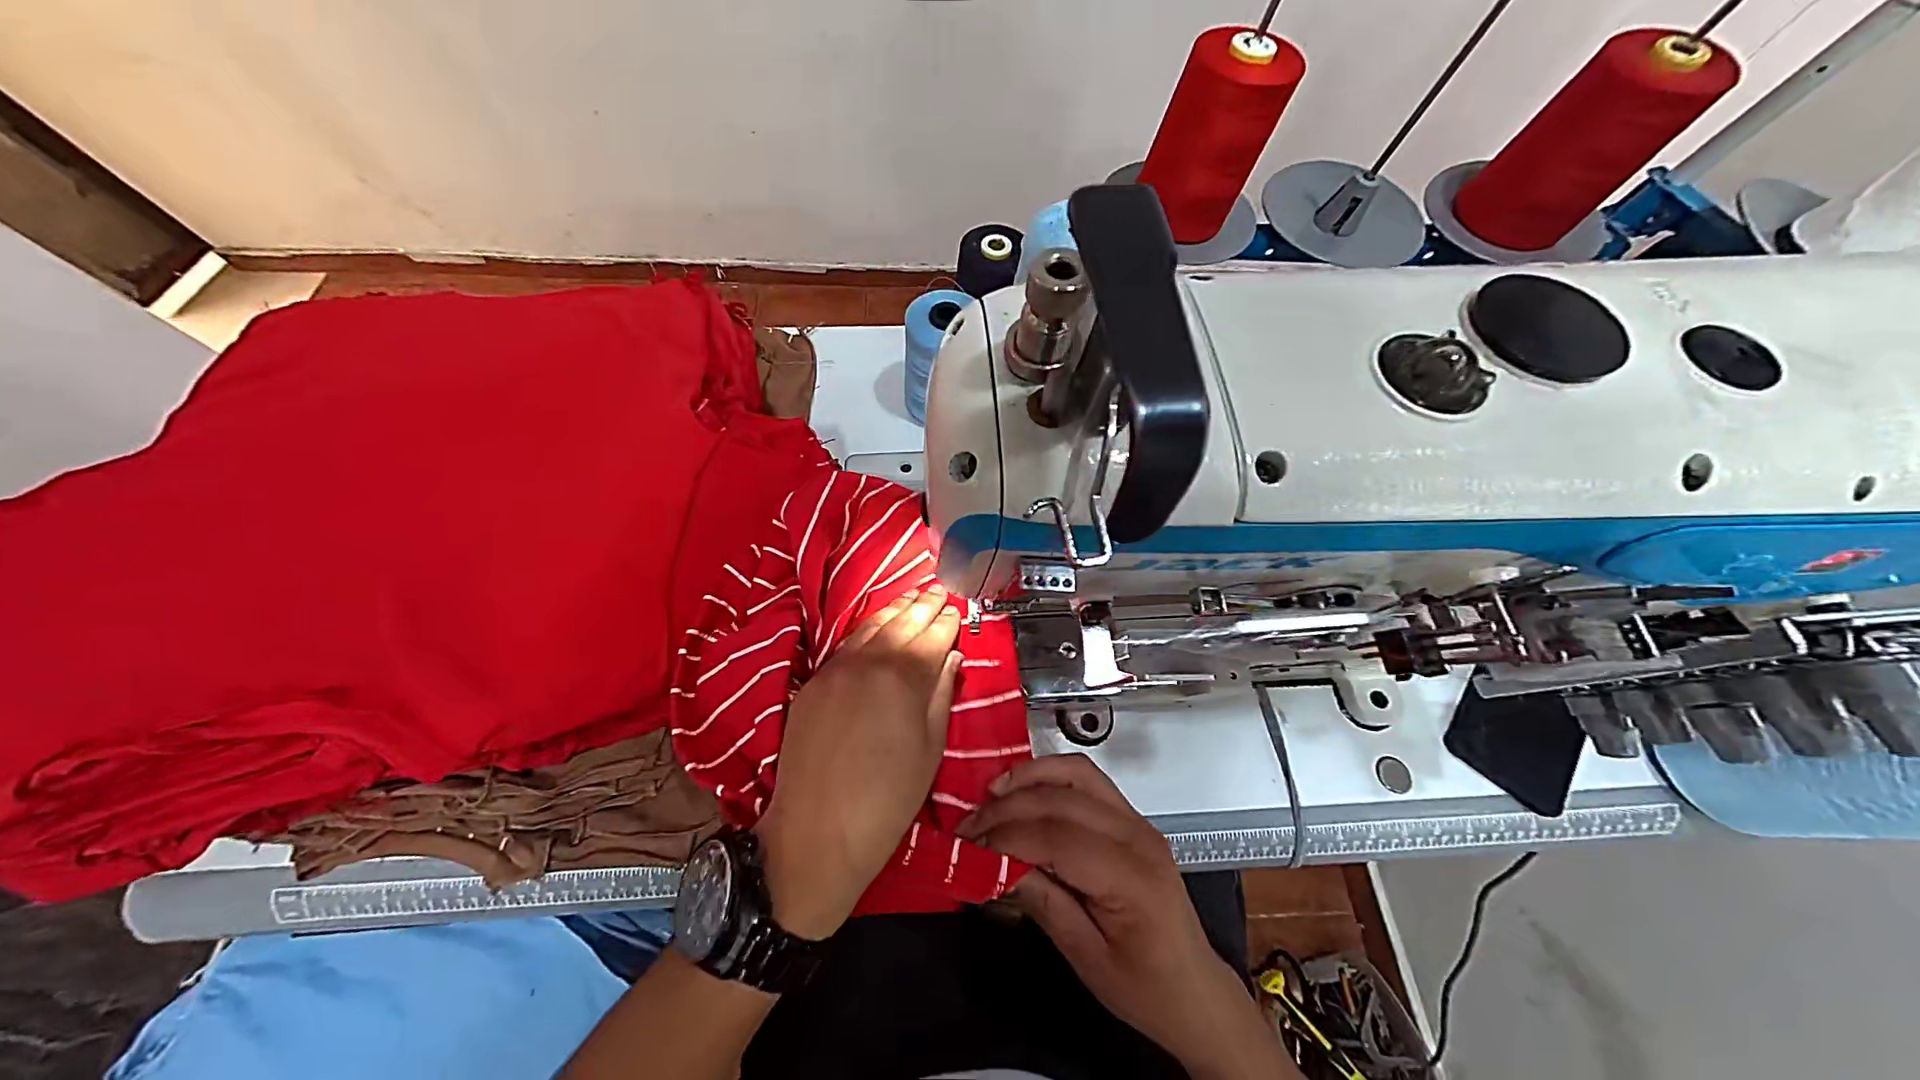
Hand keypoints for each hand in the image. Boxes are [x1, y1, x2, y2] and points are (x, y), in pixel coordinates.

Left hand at [755, 586, 961, 939]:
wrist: (817, 831)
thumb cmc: (886, 800)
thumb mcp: (929, 749)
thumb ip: (941, 695)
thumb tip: (950, 658)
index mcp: (904, 678)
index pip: (932, 636)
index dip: (947, 621)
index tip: (956, 610)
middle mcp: (868, 663)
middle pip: (901, 622)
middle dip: (923, 605)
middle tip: (939, 591)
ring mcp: (835, 670)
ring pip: (870, 627)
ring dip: (894, 610)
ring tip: (912, 597)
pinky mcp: (813, 683)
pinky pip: (845, 644)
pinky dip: (867, 629)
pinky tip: (876, 627)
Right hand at [958, 755, 1294, 1079]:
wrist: (1194, 989)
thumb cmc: (1143, 986)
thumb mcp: (1086, 957)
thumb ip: (1042, 902)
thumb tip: (993, 864)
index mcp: (1131, 878)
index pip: (1057, 838)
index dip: (1006, 837)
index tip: (968, 847)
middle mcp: (1138, 836)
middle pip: (1062, 801)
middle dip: (1007, 809)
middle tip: (967, 827)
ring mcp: (1138, 821)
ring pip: (1077, 775)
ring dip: (1029, 778)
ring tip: (990, 795)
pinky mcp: (1132, 818)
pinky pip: (1088, 780)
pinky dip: (1050, 776)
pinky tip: (1024, 789)